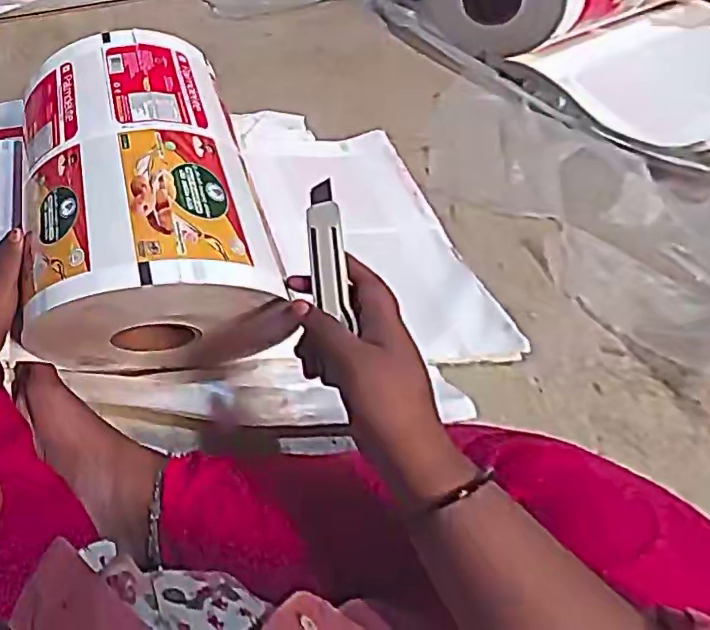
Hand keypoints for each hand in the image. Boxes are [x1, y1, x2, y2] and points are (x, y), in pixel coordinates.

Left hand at [0, 228, 29, 351]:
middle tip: (40, 245)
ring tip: (40, 265)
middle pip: (9, 259)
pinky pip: (15, 288)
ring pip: (11, 274)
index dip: (20, 237)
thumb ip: (10, 257)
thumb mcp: (5, 280)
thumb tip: (16, 233)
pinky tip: (31, 289)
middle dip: (23, 251)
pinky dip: (23, 284)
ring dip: (23, 268)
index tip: (34, 231)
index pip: (8, 245)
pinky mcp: (2, 308)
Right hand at [294, 258, 475, 508]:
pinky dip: (323, 356)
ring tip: (310, 350)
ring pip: (339, 330)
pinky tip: (318, 369)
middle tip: (300, 303)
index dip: (343, 263)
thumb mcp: (351, 360)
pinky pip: (338, 354)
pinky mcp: (365, 380)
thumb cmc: (392, 410)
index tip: (319, 252)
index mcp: (386, 326)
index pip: (366, 281)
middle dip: (321, 304)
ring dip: (318, 335)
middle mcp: (383, 338)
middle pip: (347, 304)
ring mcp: (375, 360)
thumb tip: (304, 306)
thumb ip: (325, 328)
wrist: (408, 458)